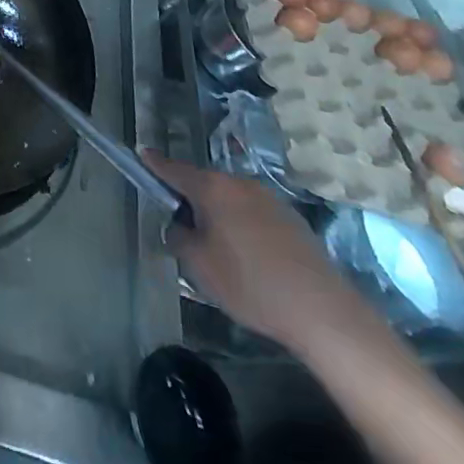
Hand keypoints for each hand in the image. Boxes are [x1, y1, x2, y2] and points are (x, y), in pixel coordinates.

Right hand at [143, 151, 371, 352]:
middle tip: (179, 225)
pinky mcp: (291, 218)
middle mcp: (242, 184)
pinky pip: (251, 212)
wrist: (321, 311)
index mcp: (215, 189)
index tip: (141, 153)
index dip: (155, 163)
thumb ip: (179, 237)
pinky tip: (245, 256)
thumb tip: (180, 225)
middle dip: (189, 197)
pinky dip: (239, 223)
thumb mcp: (199, 265)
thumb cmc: (250, 284)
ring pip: (230, 198)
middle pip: (205, 183)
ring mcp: (270, 198)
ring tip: (214, 247)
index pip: (175, 169)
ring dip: (216, 212)